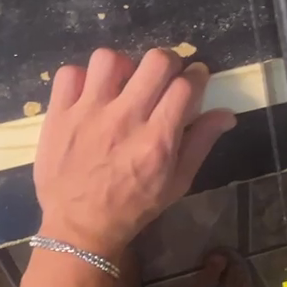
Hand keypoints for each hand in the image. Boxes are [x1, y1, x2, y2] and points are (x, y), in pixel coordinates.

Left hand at [33, 48, 237, 258]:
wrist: (79, 228)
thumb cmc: (133, 208)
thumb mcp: (176, 183)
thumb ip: (201, 143)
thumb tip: (227, 114)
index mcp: (157, 139)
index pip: (185, 85)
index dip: (196, 75)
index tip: (195, 79)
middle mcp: (124, 119)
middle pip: (155, 62)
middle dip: (167, 63)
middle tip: (163, 78)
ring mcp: (88, 113)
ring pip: (109, 59)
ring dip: (122, 67)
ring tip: (122, 85)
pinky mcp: (59, 114)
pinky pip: (70, 73)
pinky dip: (82, 78)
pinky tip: (90, 94)